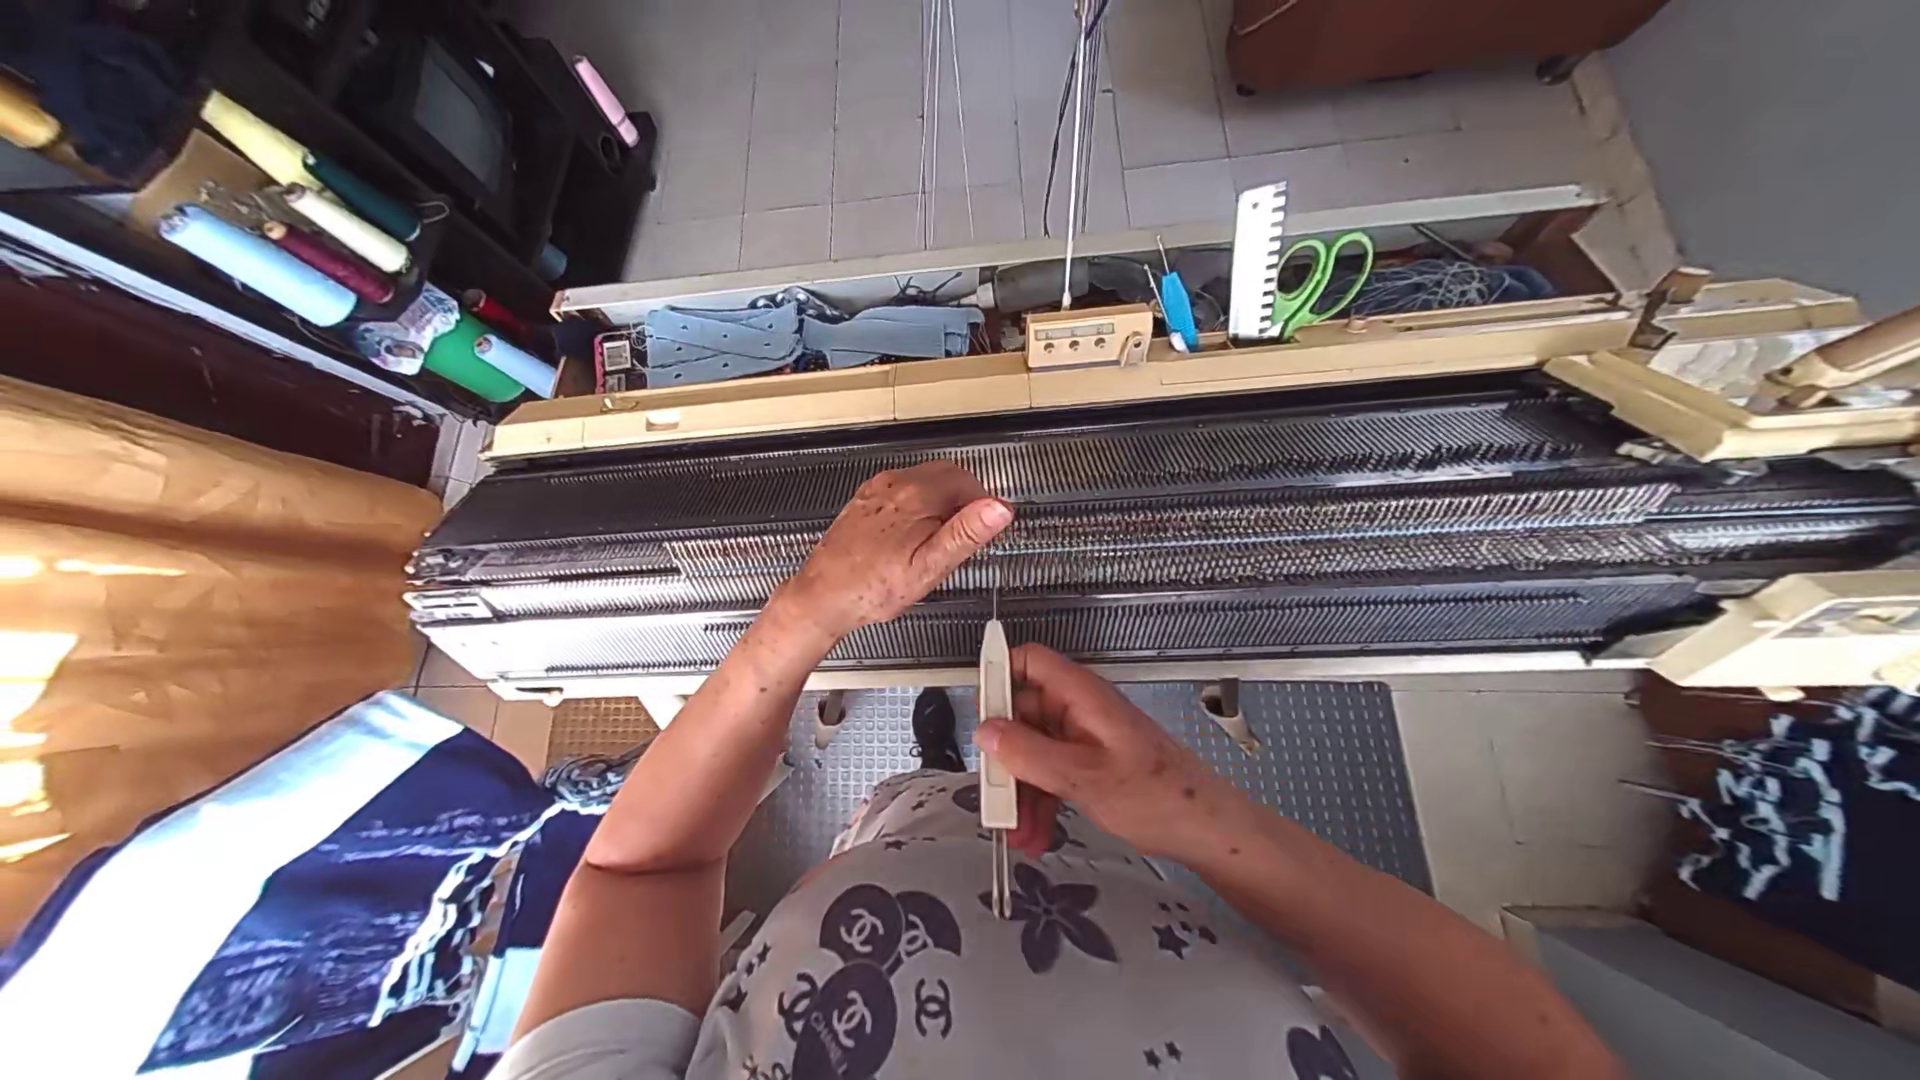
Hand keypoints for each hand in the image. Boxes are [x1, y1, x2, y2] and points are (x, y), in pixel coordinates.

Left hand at [771, 461, 1013, 643]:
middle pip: (947, 475)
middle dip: (963, 501)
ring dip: (940, 503)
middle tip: (964, 536)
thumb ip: (967, 533)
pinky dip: (916, 507)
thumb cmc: (871, 588)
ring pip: (924, 482)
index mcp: (917, 495)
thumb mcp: (930, 566)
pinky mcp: (865, 501)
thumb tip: (999, 508)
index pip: (968, 481)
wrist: (823, 596)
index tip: (985, 529)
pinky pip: (902, 492)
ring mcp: (877, 491)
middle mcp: (894, 484)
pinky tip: (910, 538)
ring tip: (936, 542)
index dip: (983, 506)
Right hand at [976, 644, 1253, 859]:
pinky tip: (1037, 837)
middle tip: (995, 801)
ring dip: (1021, 793)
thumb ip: (1029, 753)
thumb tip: (984, 733)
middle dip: (1005, 761)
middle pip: (1022, 717)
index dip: (999, 677)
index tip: (979, 716)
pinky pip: (1050, 774)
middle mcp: (1077, 710)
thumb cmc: (1155, 794)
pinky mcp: (1088, 765)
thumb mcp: (1084, 776)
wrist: (1207, 831)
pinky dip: (1040, 802)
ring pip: (1032, 753)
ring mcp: (1082, 739)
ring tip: (1018, 837)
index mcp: (1079, 694)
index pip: (1029, 661)